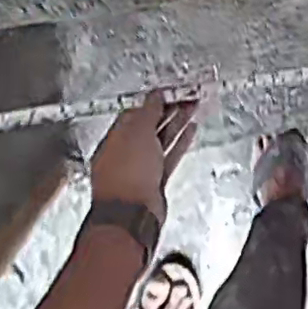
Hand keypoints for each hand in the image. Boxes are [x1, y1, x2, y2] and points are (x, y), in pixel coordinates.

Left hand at [90, 90, 199, 222]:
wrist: (133, 217)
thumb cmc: (127, 175)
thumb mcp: (138, 132)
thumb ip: (148, 111)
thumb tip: (154, 96)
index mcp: (114, 140)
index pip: (134, 113)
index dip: (153, 101)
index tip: (169, 91)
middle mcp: (125, 154)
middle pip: (150, 125)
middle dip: (168, 110)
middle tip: (186, 96)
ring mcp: (140, 168)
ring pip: (162, 139)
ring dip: (178, 122)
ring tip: (193, 107)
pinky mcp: (155, 181)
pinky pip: (170, 156)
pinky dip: (181, 142)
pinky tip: (192, 130)